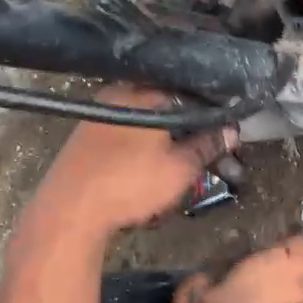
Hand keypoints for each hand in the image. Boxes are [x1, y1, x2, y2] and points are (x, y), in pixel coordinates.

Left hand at [26, 87, 235, 239]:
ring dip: (163, 143)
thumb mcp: (180, 168)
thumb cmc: (130, 183)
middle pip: (165, 108)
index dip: (211, 117)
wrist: (71, 209)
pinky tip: (146, 171)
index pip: (190, 94)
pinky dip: (140, 148)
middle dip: (186, 133)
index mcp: (145, 93)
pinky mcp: (84, 136)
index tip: (223, 138)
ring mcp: (98, 114)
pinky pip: (123, 135)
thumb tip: (231, 131)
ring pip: (144, 123)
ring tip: (177, 170)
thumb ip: (207, 146)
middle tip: (202, 159)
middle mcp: (119, 94)